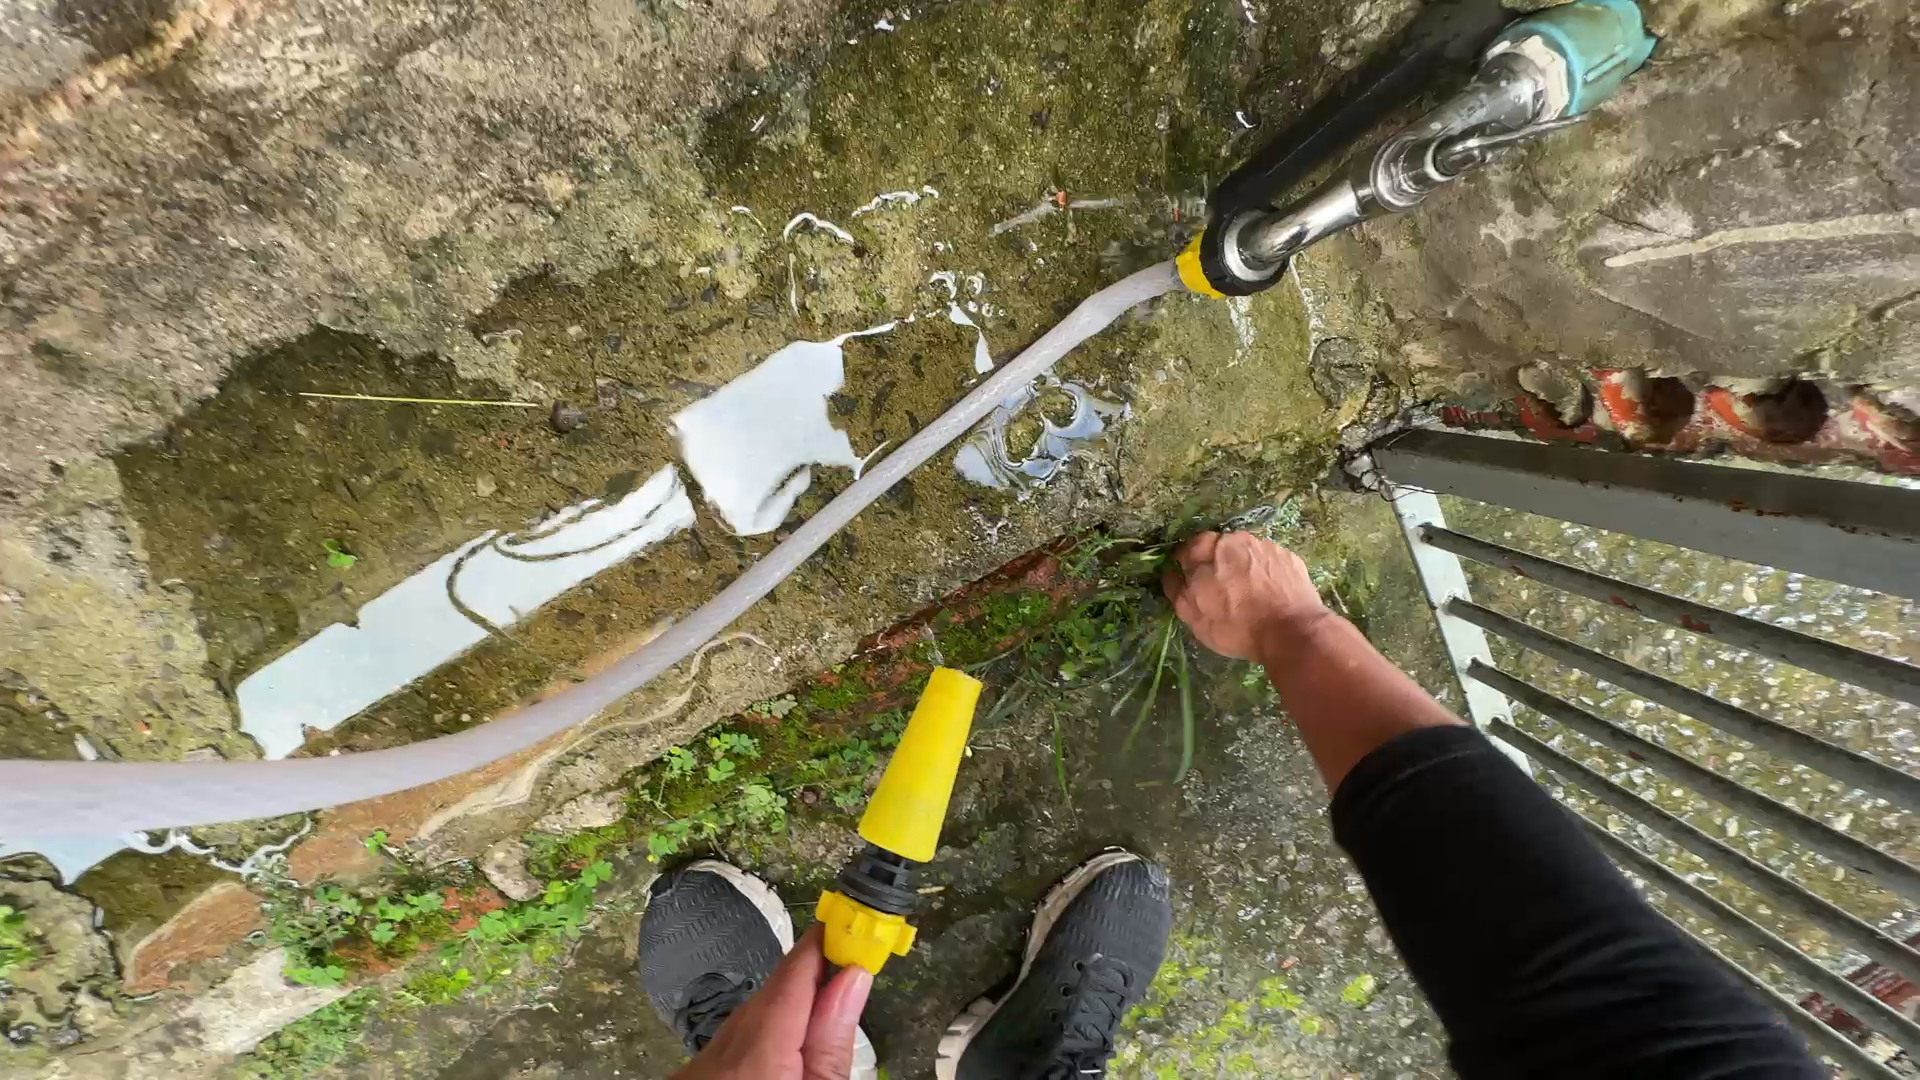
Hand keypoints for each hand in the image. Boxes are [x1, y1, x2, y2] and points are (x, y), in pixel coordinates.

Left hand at [672, 925, 872, 1079]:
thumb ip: (834, 1041)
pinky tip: (787, 1053)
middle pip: (774, 991)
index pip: (797, 969)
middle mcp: (718, 1054)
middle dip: (815, 976)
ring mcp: (699, 1070)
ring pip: (752, 1016)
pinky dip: (764, 1036)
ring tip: (828, 1011)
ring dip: (790, 1008)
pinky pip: (734, 1044)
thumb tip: (853, 975)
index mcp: (757, 1053)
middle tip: (855, 964)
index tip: (857, 920)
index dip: (829, 939)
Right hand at [1162, 531, 1329, 660]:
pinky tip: (1268, 593)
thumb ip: (1176, 588)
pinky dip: (1264, 572)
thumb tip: (1169, 572)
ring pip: (1244, 552)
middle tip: (1222, 590)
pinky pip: (1267, 560)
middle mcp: (1233, 539)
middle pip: (1217, 547)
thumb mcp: (1192, 615)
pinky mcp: (1287, 556)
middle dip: (1216, 564)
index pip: (1187, 549)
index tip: (1194, 583)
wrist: (1291, 631)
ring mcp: (1263, 545)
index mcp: (1205, 550)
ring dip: (1241, 566)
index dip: (1188, 566)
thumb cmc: (1235, 626)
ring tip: (1248, 592)